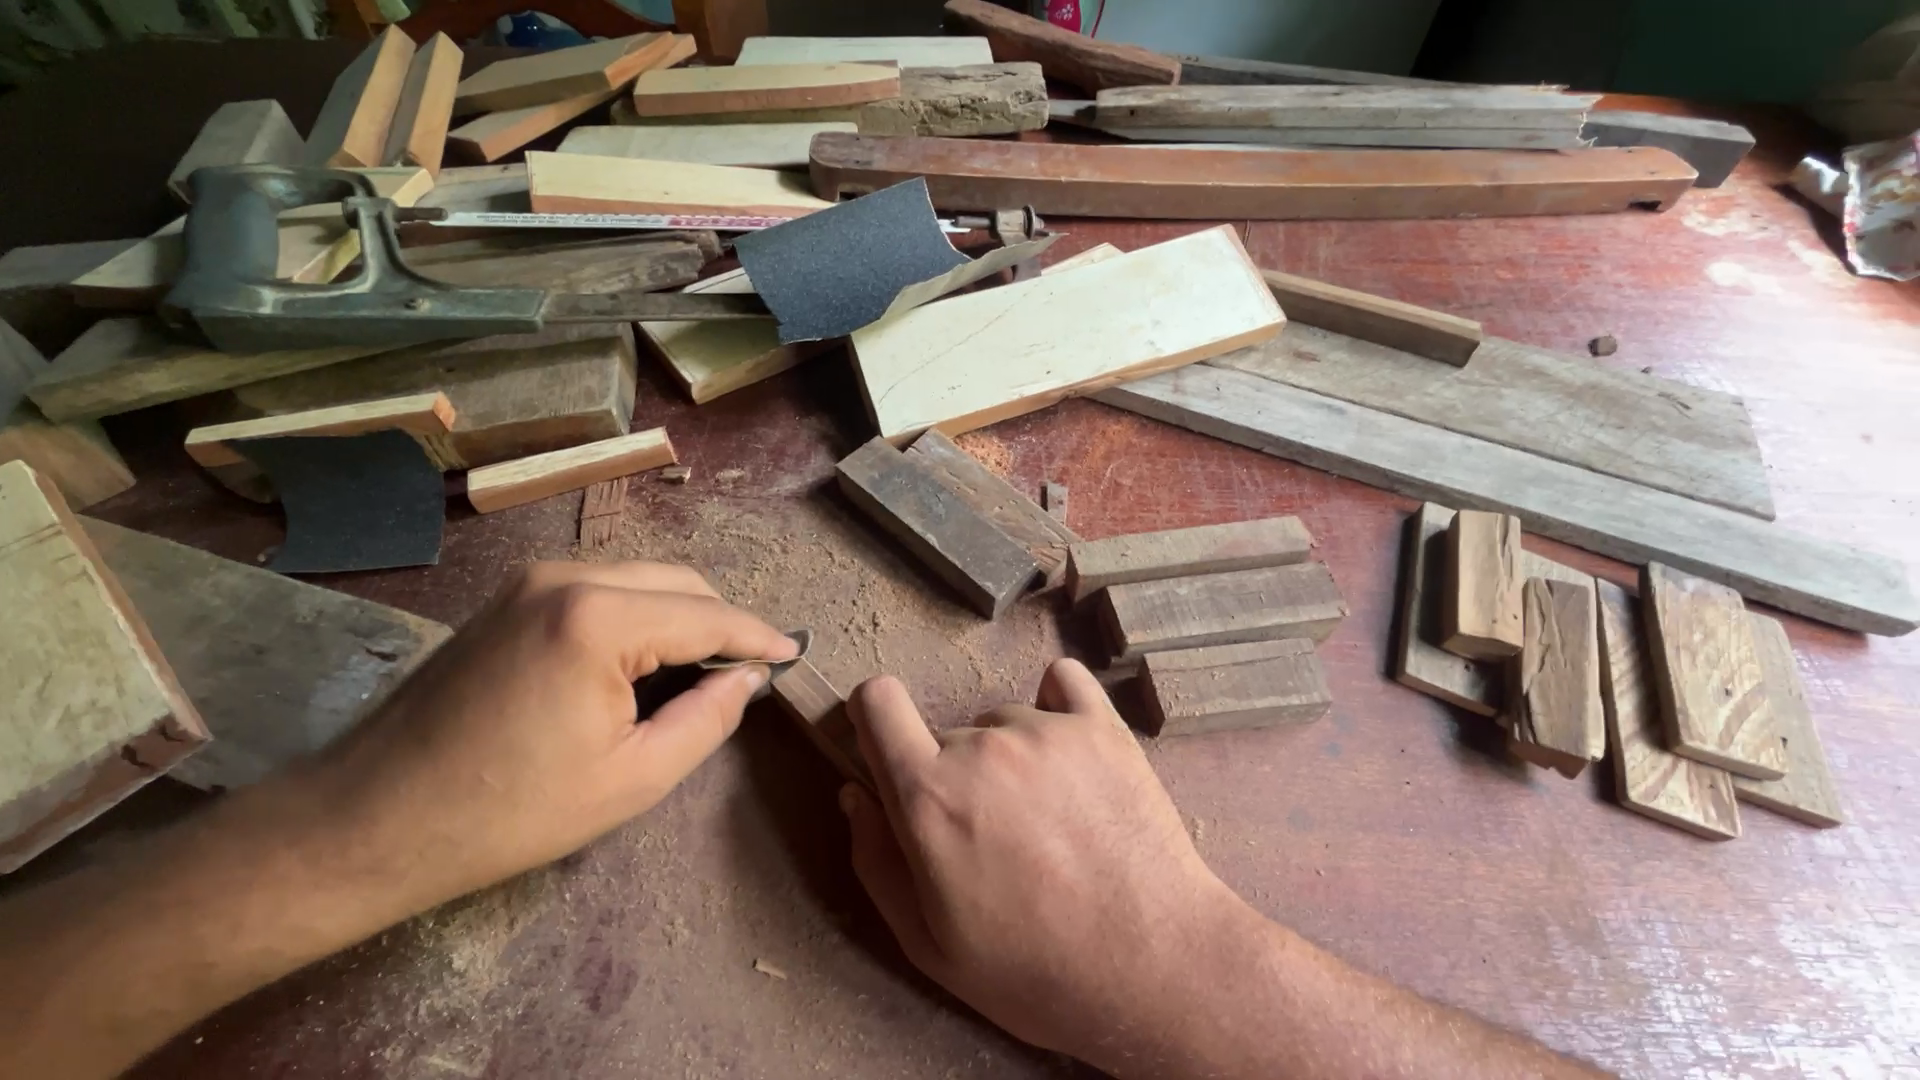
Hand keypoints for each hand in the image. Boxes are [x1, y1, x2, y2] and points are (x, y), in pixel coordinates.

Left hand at [305, 561, 797, 914]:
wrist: (369, 820)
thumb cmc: (510, 812)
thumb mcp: (634, 778)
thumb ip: (708, 718)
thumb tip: (748, 677)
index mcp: (599, 620)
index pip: (708, 615)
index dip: (759, 636)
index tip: (795, 653)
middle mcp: (568, 577)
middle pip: (680, 583)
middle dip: (723, 623)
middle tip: (747, 673)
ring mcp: (533, 580)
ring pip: (643, 580)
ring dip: (682, 616)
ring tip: (701, 671)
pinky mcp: (513, 595)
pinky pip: (604, 588)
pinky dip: (641, 615)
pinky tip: (645, 660)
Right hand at [840, 660, 1254, 1069]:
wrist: (1155, 968)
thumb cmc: (1036, 969)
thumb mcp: (929, 944)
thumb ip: (876, 861)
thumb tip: (857, 794)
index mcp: (929, 795)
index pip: (876, 702)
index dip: (874, 719)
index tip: (891, 747)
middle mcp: (982, 747)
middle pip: (946, 734)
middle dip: (955, 774)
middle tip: (998, 835)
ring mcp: (1046, 730)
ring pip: (1003, 722)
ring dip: (1012, 756)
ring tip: (1051, 819)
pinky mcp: (1101, 725)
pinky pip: (1062, 681)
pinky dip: (1058, 705)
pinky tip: (1071, 752)